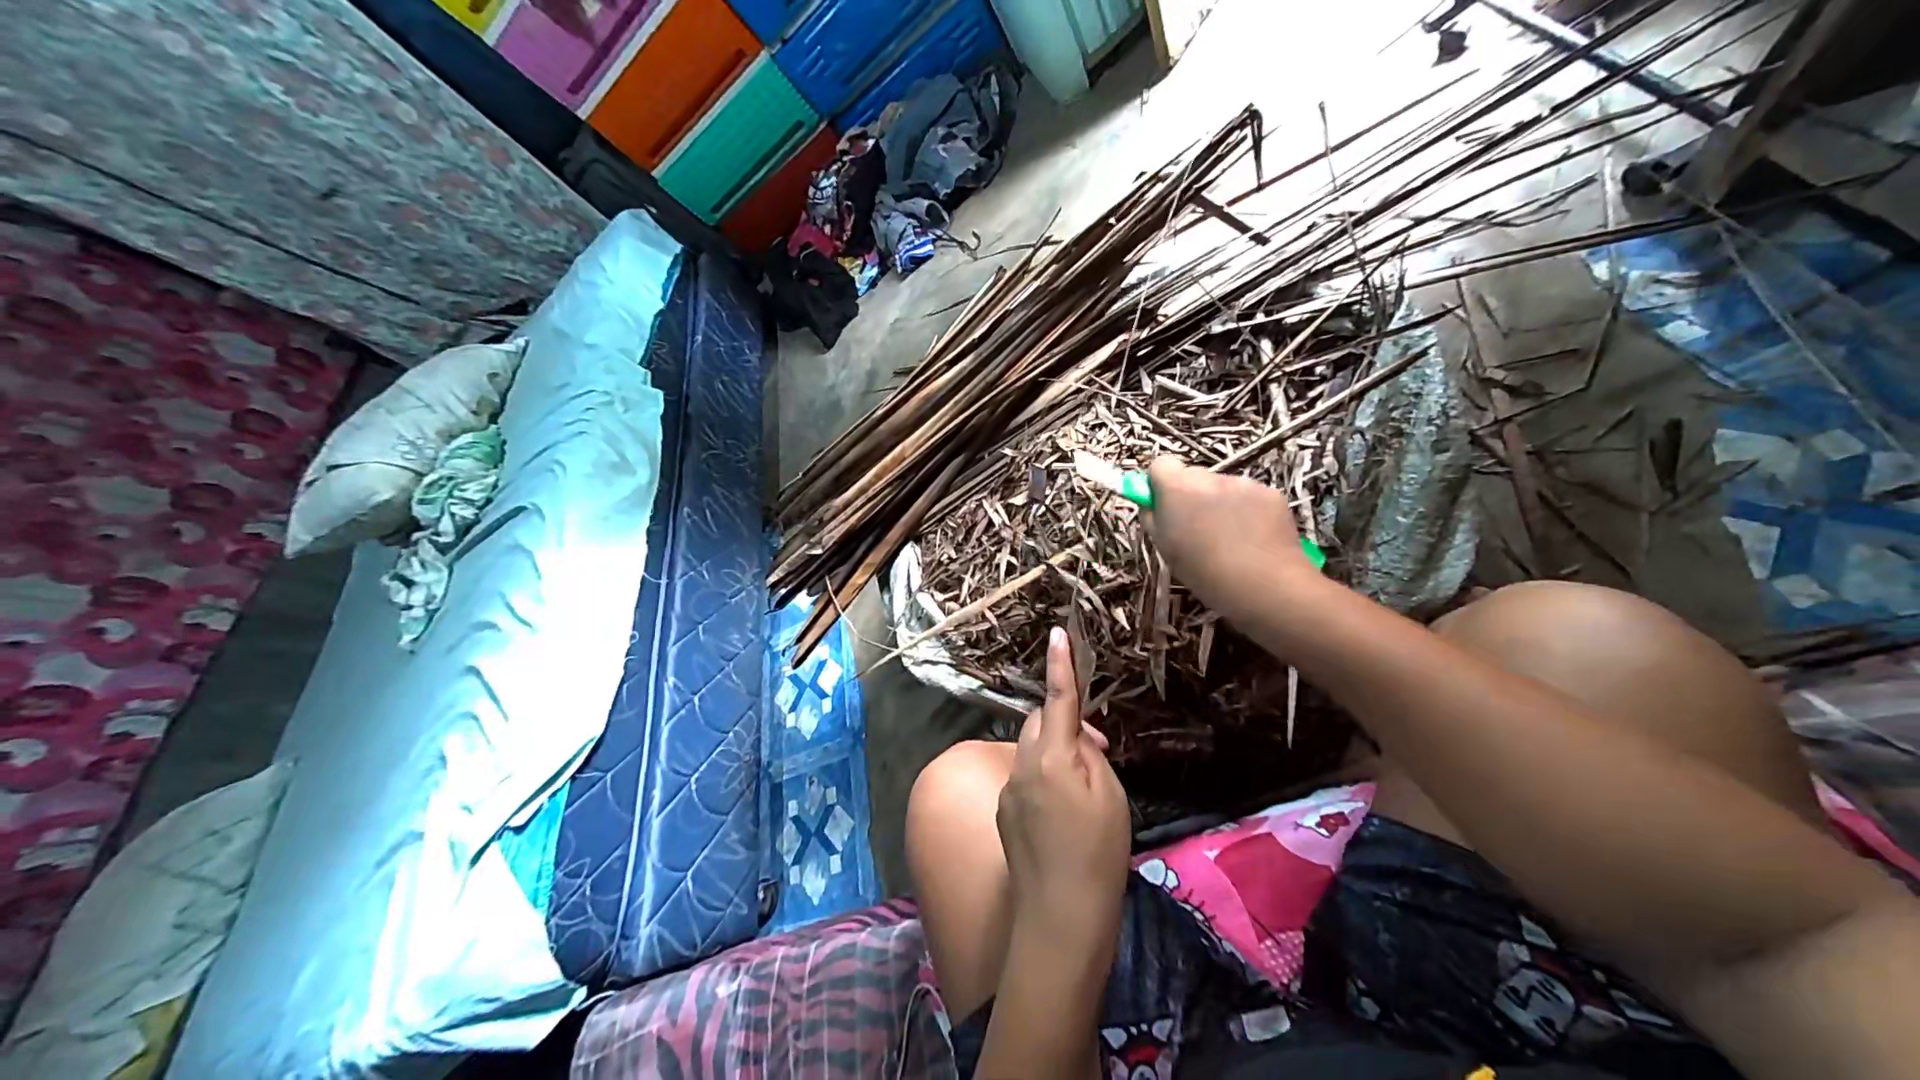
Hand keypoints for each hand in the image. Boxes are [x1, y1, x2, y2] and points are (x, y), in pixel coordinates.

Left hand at [995, 627, 1130, 944]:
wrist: (1060, 917)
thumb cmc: (1098, 853)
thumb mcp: (1110, 797)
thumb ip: (1089, 756)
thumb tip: (1075, 739)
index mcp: (1052, 756)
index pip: (1057, 700)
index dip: (1060, 666)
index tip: (1057, 634)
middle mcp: (1021, 766)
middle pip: (1039, 725)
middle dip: (1064, 725)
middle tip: (1096, 749)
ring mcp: (1007, 791)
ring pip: (1031, 752)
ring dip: (1054, 755)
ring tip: (1084, 790)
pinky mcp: (1003, 813)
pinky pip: (1025, 779)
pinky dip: (1043, 779)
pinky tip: (1063, 815)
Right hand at [1144, 455, 1317, 619]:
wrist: (1263, 583)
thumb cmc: (1203, 571)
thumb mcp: (1163, 547)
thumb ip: (1153, 516)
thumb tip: (1151, 502)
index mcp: (1176, 488)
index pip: (1160, 464)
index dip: (1160, 483)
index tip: (1164, 504)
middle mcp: (1209, 477)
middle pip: (1193, 476)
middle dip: (1192, 494)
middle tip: (1197, 527)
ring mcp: (1242, 483)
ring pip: (1223, 487)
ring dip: (1221, 504)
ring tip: (1229, 538)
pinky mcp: (1269, 493)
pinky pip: (1250, 496)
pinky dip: (1248, 511)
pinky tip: (1252, 539)